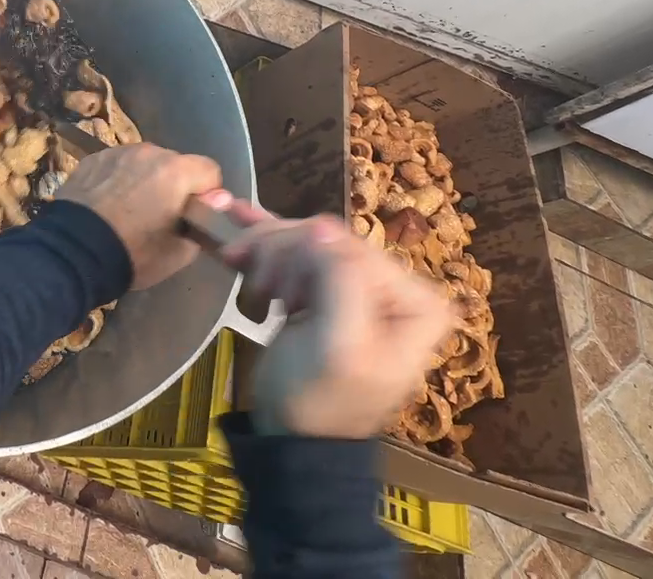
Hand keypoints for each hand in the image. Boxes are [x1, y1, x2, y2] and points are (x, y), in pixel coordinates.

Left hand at [56, 144, 221, 289]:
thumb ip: (202, 225)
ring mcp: (116, 152)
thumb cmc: (133, 253)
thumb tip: (210, 206)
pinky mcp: (91, 160)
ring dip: (145, 180)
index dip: (206, 194)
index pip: (209, 170)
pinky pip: (117, 166)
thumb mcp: (178, 253)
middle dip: (174, 186)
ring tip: (129, 210)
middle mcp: (147, 152)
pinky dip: (118, 180)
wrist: (74, 251)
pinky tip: (107, 204)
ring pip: (144, 163)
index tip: (193, 216)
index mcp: (175, 171)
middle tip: (160, 217)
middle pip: (175, 164)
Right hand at [220, 202, 452, 438]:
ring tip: (247, 277)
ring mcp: (357, 285)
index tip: (274, 289)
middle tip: (257, 286)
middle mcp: (393, 286)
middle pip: (324, 238)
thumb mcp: (338, 346)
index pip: (349, 245)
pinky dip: (264, 237)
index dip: (304, 256)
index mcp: (416, 301)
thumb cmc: (319, 399)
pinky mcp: (324, 289)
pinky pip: (295, 250)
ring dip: (267, 250)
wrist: (292, 436)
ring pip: (303, 240)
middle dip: (281, 253)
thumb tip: (321, 227)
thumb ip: (341, 283)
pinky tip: (236, 216)